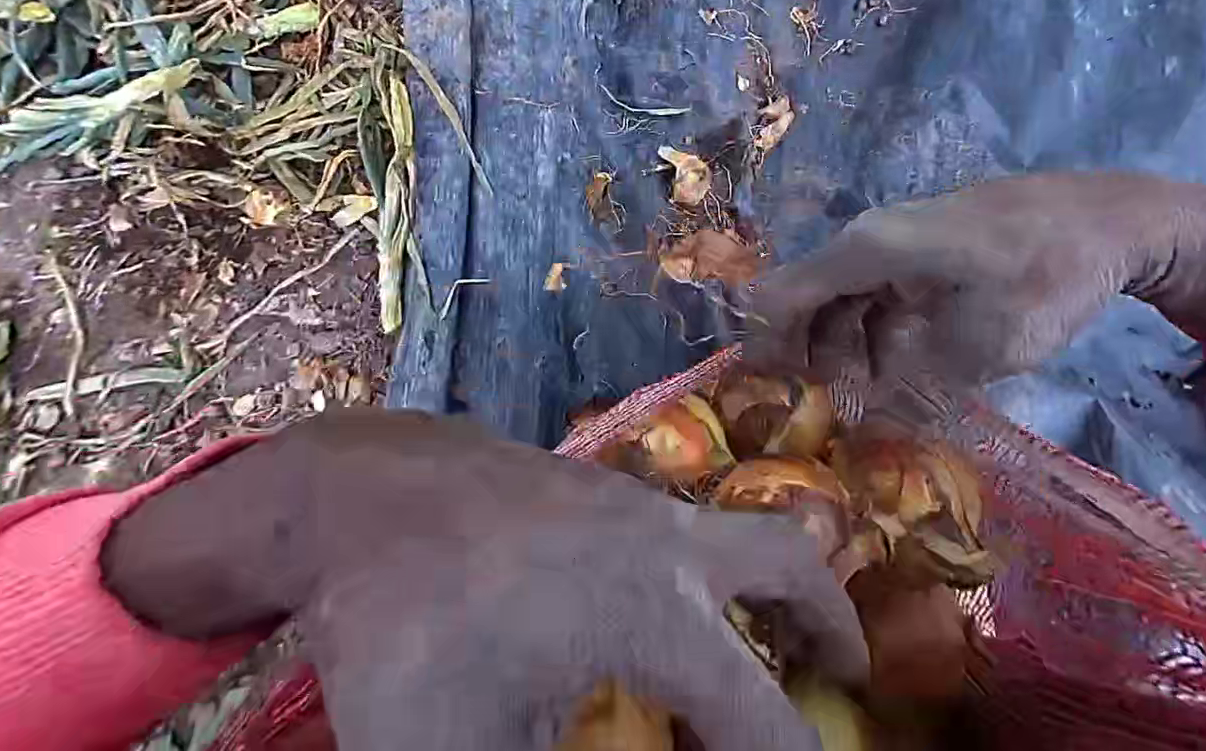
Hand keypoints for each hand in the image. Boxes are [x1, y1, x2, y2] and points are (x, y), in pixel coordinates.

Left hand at [101, 409, 867, 749]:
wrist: (365, 496)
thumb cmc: (409, 628)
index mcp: (655, 612)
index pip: (766, 723)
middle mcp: (664, 540)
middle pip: (791, 559)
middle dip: (831, 622)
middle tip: (840, 674)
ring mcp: (630, 498)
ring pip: (736, 527)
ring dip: (767, 581)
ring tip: (758, 641)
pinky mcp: (596, 482)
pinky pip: (682, 522)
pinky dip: (706, 566)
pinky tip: (654, 604)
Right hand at [746, 171, 1205, 388]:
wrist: (1108, 217)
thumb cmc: (1042, 276)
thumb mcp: (979, 346)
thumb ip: (909, 382)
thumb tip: (862, 413)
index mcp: (864, 251)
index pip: (780, 294)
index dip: (762, 343)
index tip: (764, 394)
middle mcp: (863, 241)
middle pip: (806, 300)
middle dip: (807, 357)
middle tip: (826, 409)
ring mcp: (890, 243)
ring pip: (840, 300)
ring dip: (843, 350)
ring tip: (869, 399)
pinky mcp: (916, 250)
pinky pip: (873, 294)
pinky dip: (873, 334)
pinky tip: (898, 367)